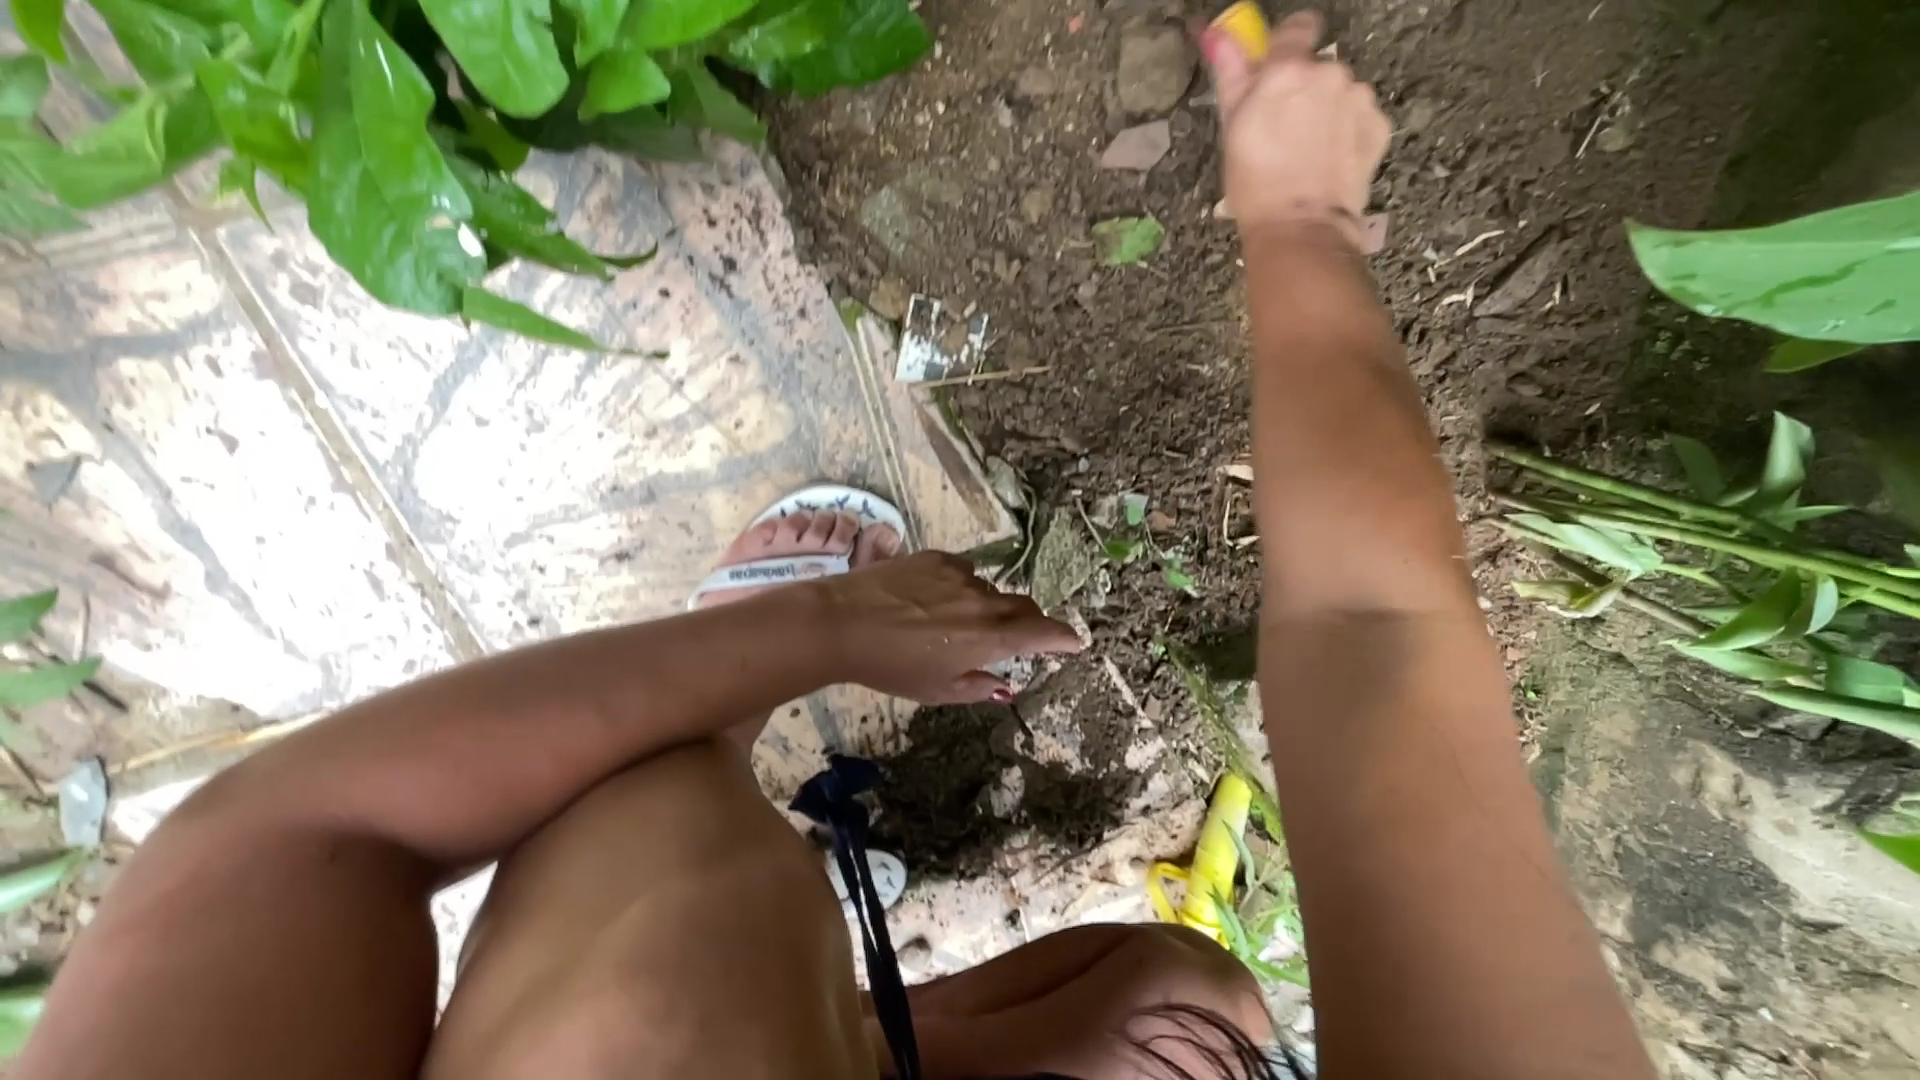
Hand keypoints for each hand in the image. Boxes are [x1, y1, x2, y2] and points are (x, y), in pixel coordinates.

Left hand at [817, 551, 1084, 703]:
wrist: (841, 623)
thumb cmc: (890, 666)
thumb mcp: (937, 690)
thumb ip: (978, 686)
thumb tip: (1006, 686)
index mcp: (989, 638)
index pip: (1043, 632)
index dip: (1063, 637)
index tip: (1076, 641)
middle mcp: (983, 601)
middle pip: (1022, 607)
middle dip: (1029, 623)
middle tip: (1021, 637)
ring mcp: (959, 574)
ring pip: (988, 590)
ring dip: (986, 606)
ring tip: (955, 623)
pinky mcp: (936, 557)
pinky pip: (962, 572)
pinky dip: (960, 588)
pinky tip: (932, 601)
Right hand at [1203, 10, 1391, 248]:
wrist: (1300, 227)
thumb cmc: (1257, 184)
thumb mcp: (1233, 129)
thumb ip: (1230, 74)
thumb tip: (1217, 35)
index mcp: (1288, 70)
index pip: (1296, 28)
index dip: (1285, 48)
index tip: (1276, 73)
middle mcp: (1329, 73)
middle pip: (1317, 67)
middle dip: (1303, 90)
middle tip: (1282, 131)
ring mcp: (1358, 98)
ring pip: (1338, 93)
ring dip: (1324, 112)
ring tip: (1304, 153)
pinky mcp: (1377, 125)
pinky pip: (1358, 117)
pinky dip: (1345, 133)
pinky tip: (1326, 161)